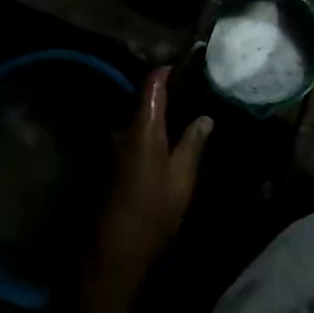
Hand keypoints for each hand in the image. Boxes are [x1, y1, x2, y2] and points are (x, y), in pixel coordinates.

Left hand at [86, 68, 212, 301]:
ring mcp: (112, 144)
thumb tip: (205, 116)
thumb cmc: (153, 211)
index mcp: (142, 126)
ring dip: (154, 112)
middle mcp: (122, 128)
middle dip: (163, 91)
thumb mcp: (182, 178)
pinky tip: (163, 137)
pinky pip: (130, 133)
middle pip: (142, 98)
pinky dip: (146, 129)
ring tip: (181, 110)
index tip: (185, 63)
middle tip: (191, 88)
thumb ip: (192, 143)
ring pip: (135, 117)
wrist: (112, 249)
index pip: (152, 85)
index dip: (166, 70)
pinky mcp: (108, 160)